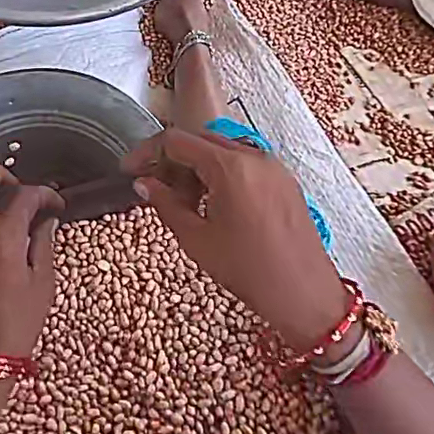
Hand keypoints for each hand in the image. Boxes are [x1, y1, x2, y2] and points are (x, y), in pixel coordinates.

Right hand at [123, 128, 347, 352]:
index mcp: (230, 167)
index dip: (147, 153)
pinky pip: (244, 164)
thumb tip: (144, 184)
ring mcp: (273, 167)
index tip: (129, 170)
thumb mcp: (197, 239)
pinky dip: (221, 175)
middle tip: (155, 189)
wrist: (304, 292)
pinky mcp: (284, 180)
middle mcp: (254, 157)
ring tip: (186, 204)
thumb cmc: (248, 270)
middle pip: (200, 141)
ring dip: (197, 168)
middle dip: (172, 161)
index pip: (177, 141)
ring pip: (222, 151)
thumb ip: (166, 204)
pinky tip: (213, 205)